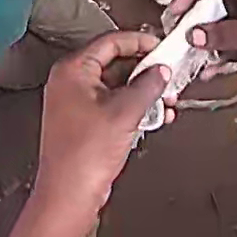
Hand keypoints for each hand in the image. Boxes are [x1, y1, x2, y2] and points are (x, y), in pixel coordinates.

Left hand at [34, 32, 171, 220]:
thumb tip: (161, 70)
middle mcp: (70, 82)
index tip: (161, 46)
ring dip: (143, 91)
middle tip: (167, 73)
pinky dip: (134, 107)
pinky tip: (155, 115)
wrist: (69, 195)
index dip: (140, 41)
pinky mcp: (84, 121)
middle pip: (115, 63)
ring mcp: (75, 102)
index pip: (110, 41)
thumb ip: (147, 85)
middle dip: (145, 70)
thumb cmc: (84, 155)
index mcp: (72, 70)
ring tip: (166, 98)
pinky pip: (113, 104)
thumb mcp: (125, 112)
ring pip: (116, 85)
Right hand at [167, 0, 236, 94]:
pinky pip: (232, 47)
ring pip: (223, 29)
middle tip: (180, 34)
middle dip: (198, 22)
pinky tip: (208, 68)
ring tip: (190, 54)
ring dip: (207, 42)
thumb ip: (224, 34)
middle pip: (218, 6)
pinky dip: (220, 56)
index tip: (176, 10)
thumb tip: (196, 34)